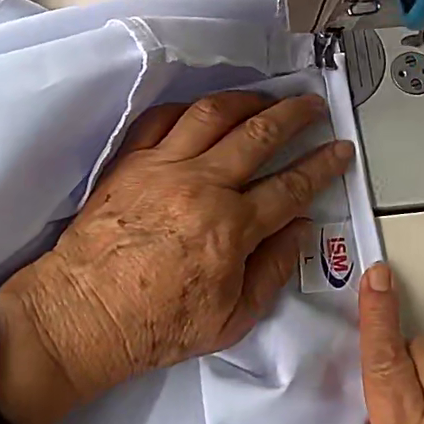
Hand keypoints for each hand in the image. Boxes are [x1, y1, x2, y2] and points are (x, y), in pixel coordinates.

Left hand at [0, 92, 353, 423]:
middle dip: (294, 114)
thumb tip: (299, 230)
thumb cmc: (155, 325)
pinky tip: (200, 111)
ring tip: (263, 98)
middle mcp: (200, 186)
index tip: (339, 151)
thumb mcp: (232, 318)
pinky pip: (160, 120)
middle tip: (311, 105)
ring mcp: (161, 168)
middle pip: (259, 134)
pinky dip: (185, 109)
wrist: (85, 313)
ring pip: (211, 114)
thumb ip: (273, 269)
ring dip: (245, 99)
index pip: (291, 186)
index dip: (322, 165)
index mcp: (231, 228)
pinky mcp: (129, 163)